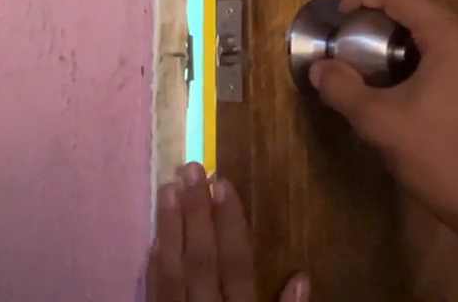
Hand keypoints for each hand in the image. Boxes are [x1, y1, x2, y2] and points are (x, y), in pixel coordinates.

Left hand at [150, 161, 309, 301]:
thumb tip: (303, 276)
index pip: (237, 263)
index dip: (230, 223)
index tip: (222, 182)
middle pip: (203, 260)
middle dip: (197, 213)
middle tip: (190, 169)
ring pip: (174, 271)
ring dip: (171, 228)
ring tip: (168, 187)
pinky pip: (155, 295)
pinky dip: (154, 268)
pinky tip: (155, 238)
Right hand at [309, 0, 457, 230]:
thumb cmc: (440, 157)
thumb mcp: (381, 124)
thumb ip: (344, 90)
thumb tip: (319, 68)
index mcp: (450, 38)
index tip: (340, 14)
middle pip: (422, 12)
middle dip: (384, 20)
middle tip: (354, 40)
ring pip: (439, 37)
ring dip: (405, 42)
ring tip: (376, 64)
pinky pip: (453, 58)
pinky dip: (425, 60)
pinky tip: (408, 89)